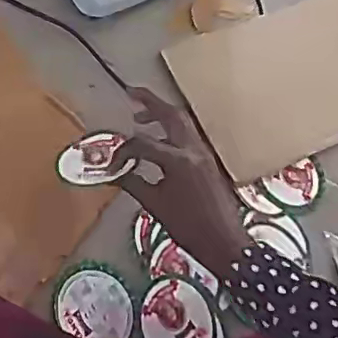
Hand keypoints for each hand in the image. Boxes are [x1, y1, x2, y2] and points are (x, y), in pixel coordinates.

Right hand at [114, 88, 251, 279]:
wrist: (225, 243)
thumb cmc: (190, 228)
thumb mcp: (156, 206)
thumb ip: (133, 183)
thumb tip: (114, 173)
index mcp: (179, 160)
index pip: (143, 143)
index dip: (123, 151)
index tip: (112, 162)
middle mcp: (194, 150)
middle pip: (171, 114)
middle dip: (151, 102)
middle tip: (132, 94)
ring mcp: (204, 154)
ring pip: (183, 122)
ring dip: (162, 114)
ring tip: (142, 117)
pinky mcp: (209, 161)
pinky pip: (189, 136)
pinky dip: (172, 131)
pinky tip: (160, 142)